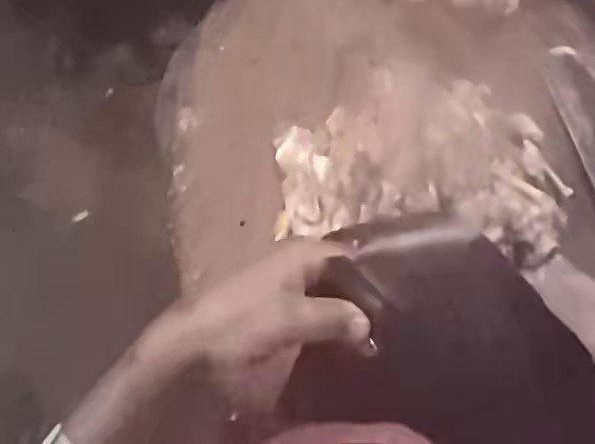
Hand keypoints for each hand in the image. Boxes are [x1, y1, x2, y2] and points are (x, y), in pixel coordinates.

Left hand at [151, 239, 373, 375]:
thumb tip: (370, 322)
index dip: (376, 272)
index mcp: (304, 250)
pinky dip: (330, 324)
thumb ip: (332, 317)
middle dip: (364, 295)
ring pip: (329, 293)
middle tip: (395, 321)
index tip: (402, 296)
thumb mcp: (290, 318)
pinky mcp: (278, 308)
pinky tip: (346, 345)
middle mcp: (298, 260)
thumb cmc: (242, 320)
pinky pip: (315, 310)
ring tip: (380, 335)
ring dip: (347, 313)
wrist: (191, 344)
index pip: (351, 253)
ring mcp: (287, 284)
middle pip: (342, 274)